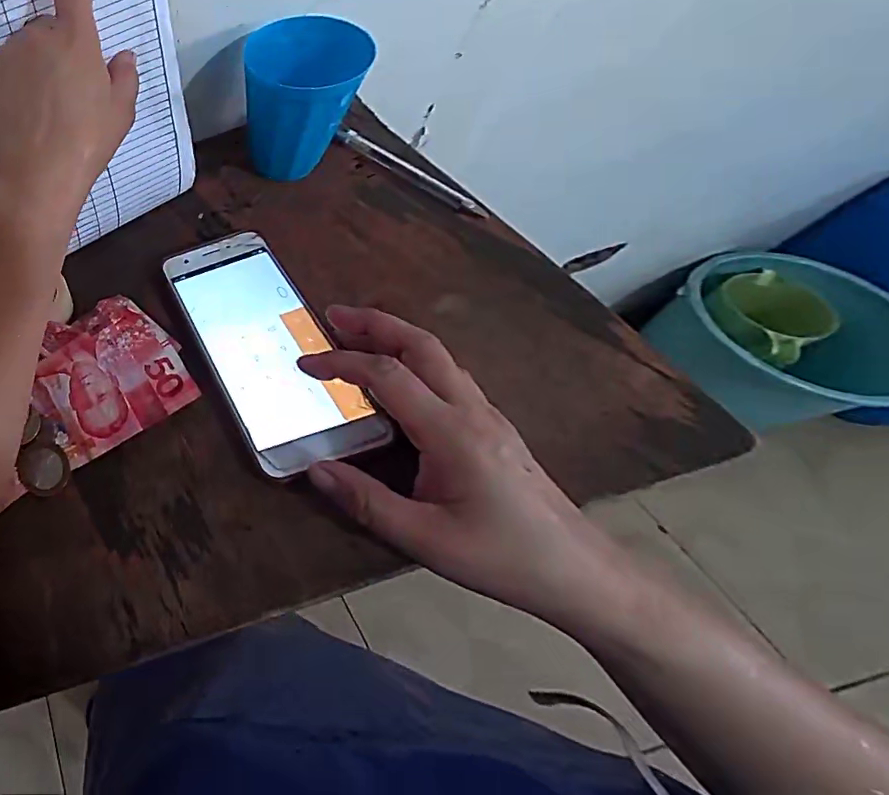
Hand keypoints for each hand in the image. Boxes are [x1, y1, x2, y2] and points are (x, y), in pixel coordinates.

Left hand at [0, 0, 136, 220]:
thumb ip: (123, 78)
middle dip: (51, 51)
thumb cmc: (86, 143)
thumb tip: (121, 56)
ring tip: (31, 109)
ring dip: (23, 66)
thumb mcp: (120, 112)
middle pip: (44, 28)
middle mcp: (38, 34)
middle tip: (59, 95)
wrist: (37, 176)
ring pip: (16, 47)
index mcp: (78, 37)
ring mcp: (5, 51)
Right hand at [297, 306, 639, 628]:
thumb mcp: (425, 539)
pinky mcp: (493, 427)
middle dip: (374, 323)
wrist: (583, 575)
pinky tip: (397, 375)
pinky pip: (447, 375)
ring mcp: (486, 415)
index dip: (341, 362)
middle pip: (421, 345)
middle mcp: (470, 411)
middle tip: (333, 314)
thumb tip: (315, 469)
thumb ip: (366, 502)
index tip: (305, 363)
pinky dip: (412, 358)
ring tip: (356, 334)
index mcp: (451, 432)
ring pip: (438, 356)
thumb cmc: (504, 556)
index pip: (388, 375)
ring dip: (395, 336)